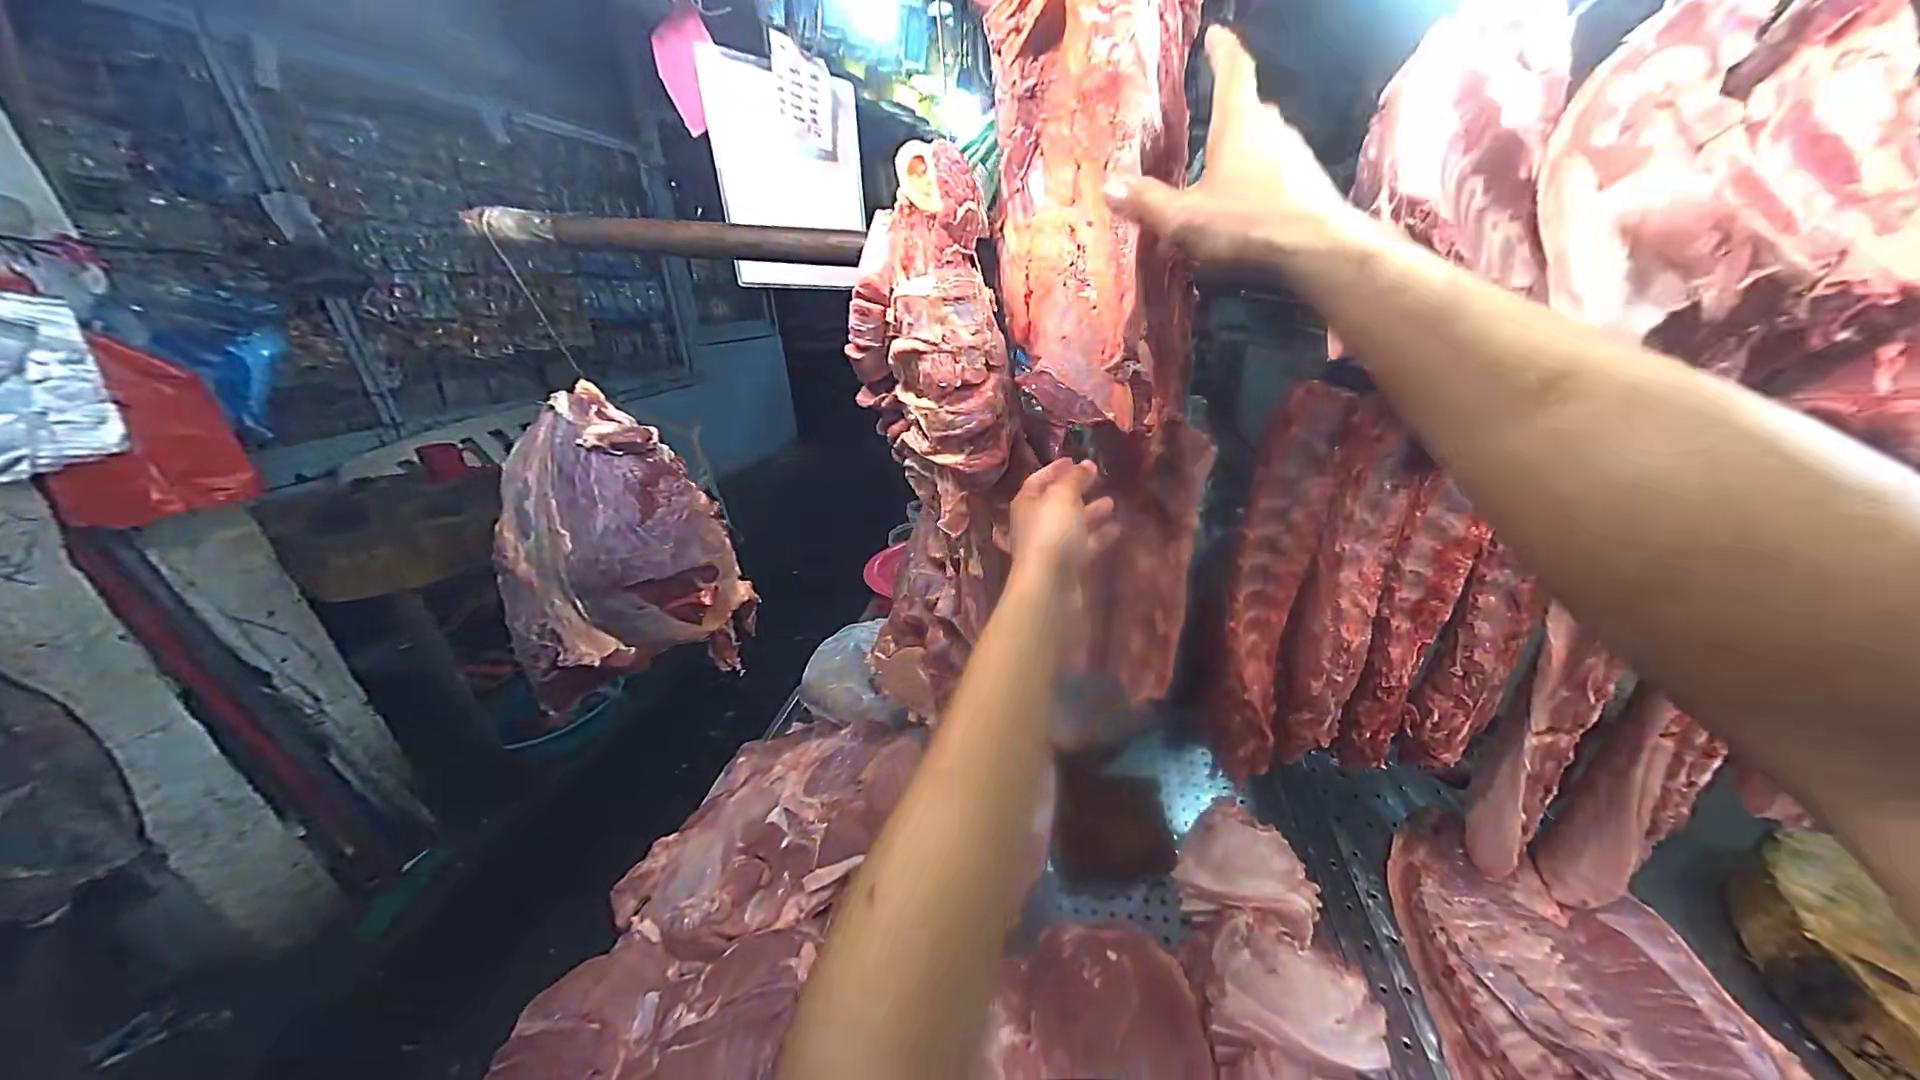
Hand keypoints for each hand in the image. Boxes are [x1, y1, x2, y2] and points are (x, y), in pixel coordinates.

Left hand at [1009, 459, 1117, 575]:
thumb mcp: (1063, 496)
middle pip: (1057, 502)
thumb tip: (1085, 464)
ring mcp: (1050, 546)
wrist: (1049, 584)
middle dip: (1077, 490)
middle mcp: (1035, 523)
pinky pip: (1083, 545)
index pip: (1038, 480)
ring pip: (1072, 524)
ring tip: (1112, 502)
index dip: (1056, 469)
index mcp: (1027, 503)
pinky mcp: (1065, 565)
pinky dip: (1098, 536)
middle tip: (1099, 478)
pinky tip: (1117, 529)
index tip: (1075, 460)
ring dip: (1091, 512)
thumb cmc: (1052, 532)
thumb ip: (1074, 478)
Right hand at [1105, 26, 1358, 270]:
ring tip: (1216, 172)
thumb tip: (1110, 186)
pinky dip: (1254, 178)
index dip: (1221, 51)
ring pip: (1261, 141)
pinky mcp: (1306, 182)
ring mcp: (1293, 153)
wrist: (1315, 248)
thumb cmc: (1246, 222)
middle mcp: (1271, 126)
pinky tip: (1241, 205)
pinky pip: (1273, 169)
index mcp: (1239, 122)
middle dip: (1226, 112)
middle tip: (1204, 121)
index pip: (1233, 69)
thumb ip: (1148, 202)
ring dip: (1240, 151)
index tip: (1214, 36)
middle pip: (1247, 108)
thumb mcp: (1184, 218)